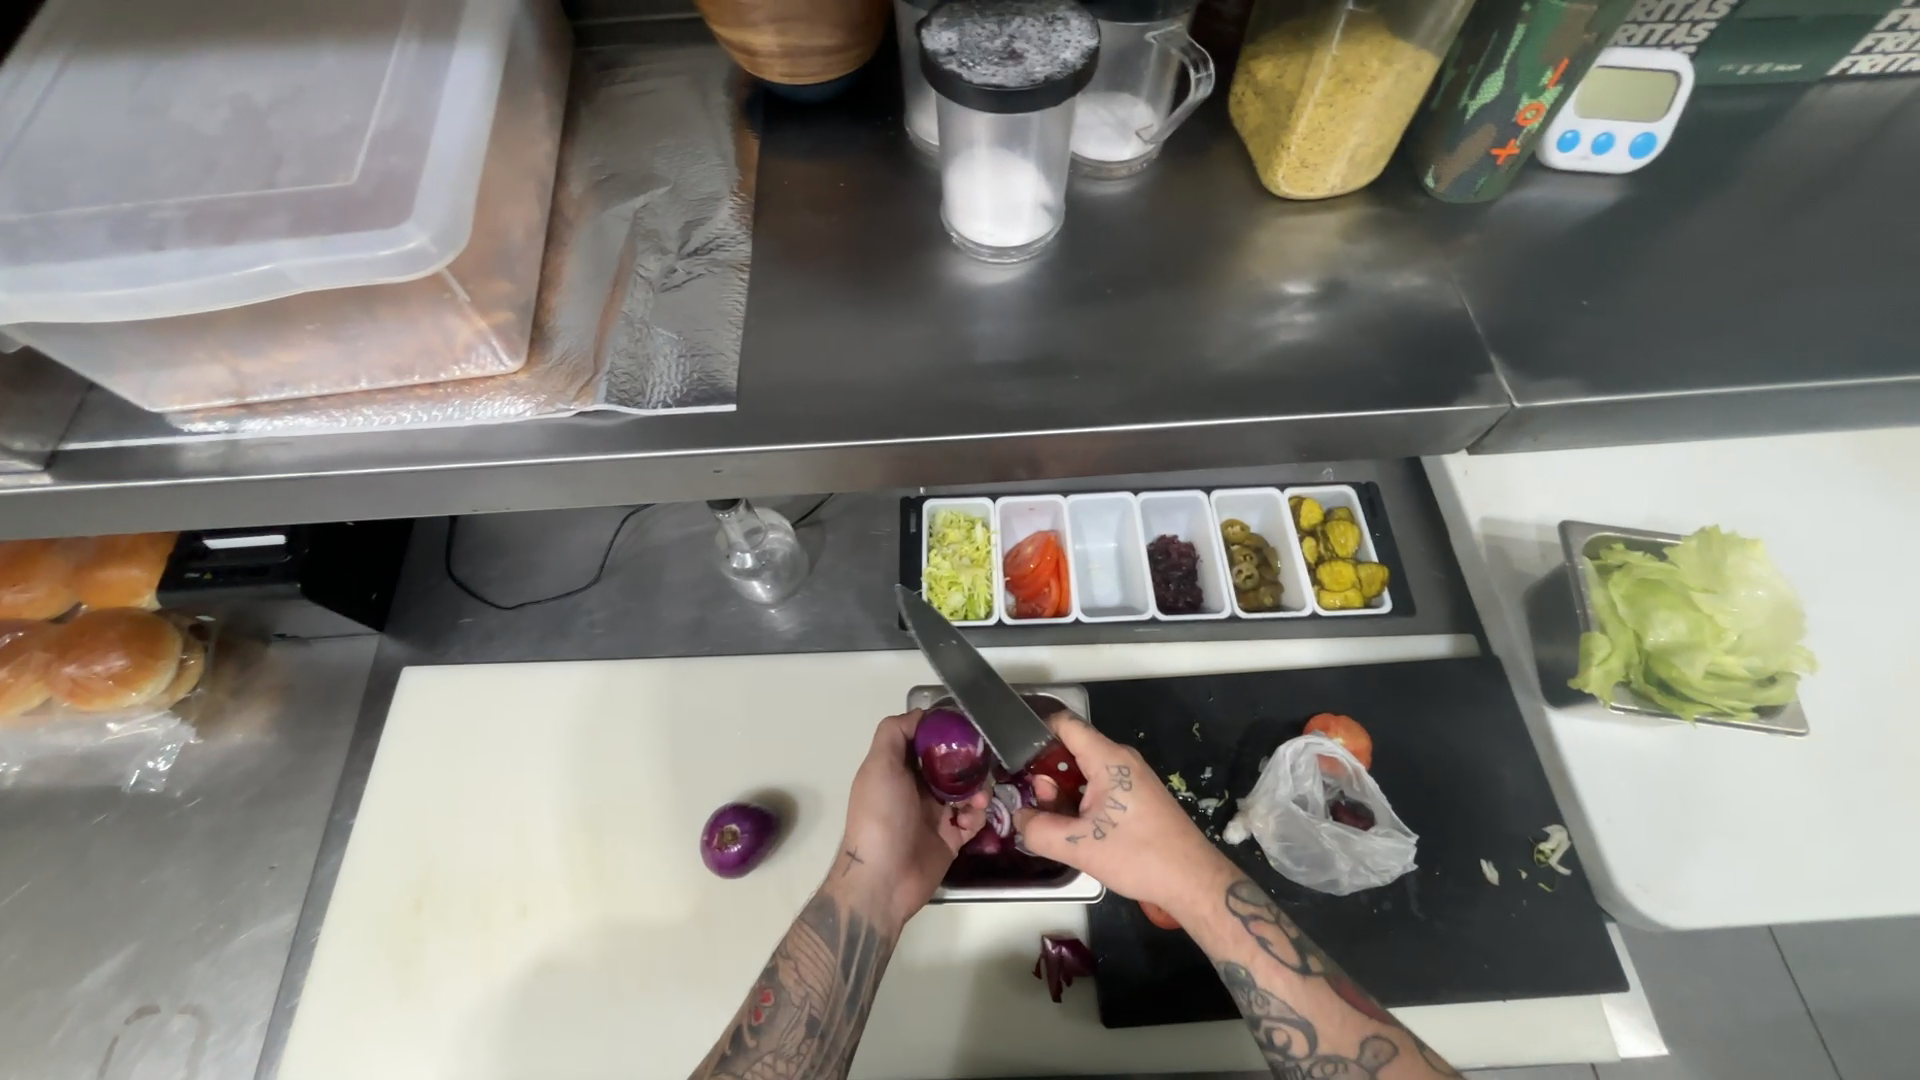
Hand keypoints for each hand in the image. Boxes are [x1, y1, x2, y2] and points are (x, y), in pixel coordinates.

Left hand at [832, 710, 988, 931]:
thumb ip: (894, 733)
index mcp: (897, 770)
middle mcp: (916, 789)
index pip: (924, 742)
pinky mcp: (950, 839)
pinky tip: (970, 818)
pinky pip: (972, 820)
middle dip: (968, 762)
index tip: (966, 726)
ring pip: (966, 791)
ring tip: (978, 797)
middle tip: (983, 762)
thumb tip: (921, 714)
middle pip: (950, 766)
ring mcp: (934, 815)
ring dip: (977, 790)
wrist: (883, 879)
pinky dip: (976, 816)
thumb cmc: (880, 816)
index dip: (943, 732)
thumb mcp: (879, 765)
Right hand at [1013, 714, 1230, 918]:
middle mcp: (1120, 759)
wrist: (1193, 881)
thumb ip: (1039, 829)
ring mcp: (1130, 776)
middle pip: (1071, 749)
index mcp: (1108, 758)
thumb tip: (1018, 818)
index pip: (1064, 724)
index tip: (1016, 761)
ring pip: (1084, 770)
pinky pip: (1099, 785)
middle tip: (1039, 805)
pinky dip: (1081, 800)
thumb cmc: (1139, 856)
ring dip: (1064, 791)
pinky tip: (1077, 828)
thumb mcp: (1079, 847)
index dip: (1036, 734)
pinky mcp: (1136, 795)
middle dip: (1047, 773)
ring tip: (1057, 822)